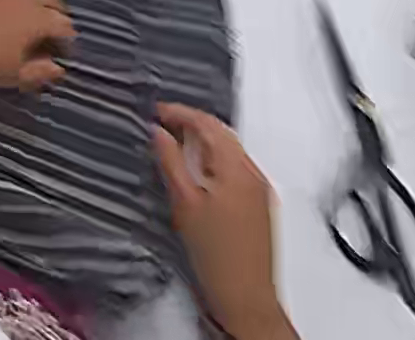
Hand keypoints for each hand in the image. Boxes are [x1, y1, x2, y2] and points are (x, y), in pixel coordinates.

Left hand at [0, 0, 75, 108]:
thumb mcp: (16, 74)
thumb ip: (42, 71)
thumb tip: (58, 68)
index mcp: (39, 19)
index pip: (65, 27)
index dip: (67, 42)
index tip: (62, 54)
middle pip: (53, 2)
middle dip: (57, 17)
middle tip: (53, 35)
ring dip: (39, 4)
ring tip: (33, 22)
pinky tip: (13, 10)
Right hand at [154, 102, 292, 339]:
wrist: (246, 303)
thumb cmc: (214, 255)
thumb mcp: (183, 202)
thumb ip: (170, 160)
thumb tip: (158, 130)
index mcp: (236, 168)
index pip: (207, 124)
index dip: (179, 112)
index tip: (155, 111)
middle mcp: (253, 173)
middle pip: (220, 132)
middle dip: (190, 122)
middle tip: (161, 122)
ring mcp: (259, 189)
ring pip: (228, 147)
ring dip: (202, 139)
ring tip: (174, 141)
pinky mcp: (260, 203)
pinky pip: (234, 164)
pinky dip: (213, 156)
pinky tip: (196, 166)